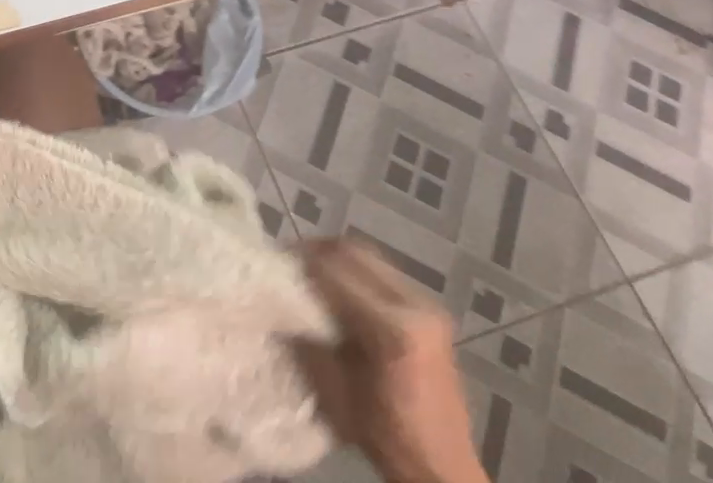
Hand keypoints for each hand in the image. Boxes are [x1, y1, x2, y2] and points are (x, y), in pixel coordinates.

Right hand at [295, 239, 485, 482]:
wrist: (442, 465)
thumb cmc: (384, 433)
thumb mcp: (334, 390)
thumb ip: (308, 339)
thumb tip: (280, 303)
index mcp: (393, 327)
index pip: (333, 270)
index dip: (298, 262)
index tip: (271, 264)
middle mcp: (416, 306)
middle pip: (355, 252)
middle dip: (315, 252)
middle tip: (286, 263)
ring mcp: (428, 306)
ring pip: (370, 257)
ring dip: (336, 260)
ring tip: (307, 274)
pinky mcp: (431, 312)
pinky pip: (383, 274)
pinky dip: (355, 272)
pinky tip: (336, 291)